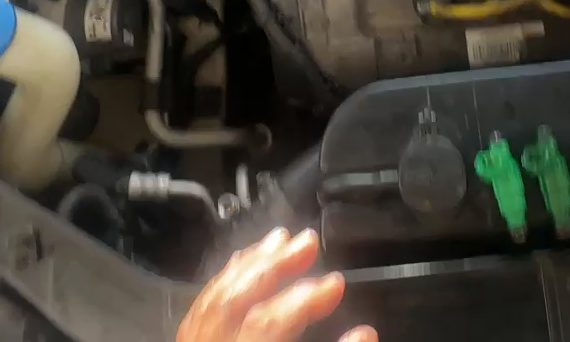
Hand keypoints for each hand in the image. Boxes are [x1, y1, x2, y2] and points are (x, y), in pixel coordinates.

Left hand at [179, 228, 375, 341]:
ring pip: (216, 296)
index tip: (340, 283)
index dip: (304, 302)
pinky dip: (229, 277)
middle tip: (311, 241)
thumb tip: (366, 333)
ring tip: (283, 238)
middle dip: (275, 266)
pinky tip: (248, 260)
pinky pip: (203, 305)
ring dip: (253, 262)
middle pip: (236, 301)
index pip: (266, 326)